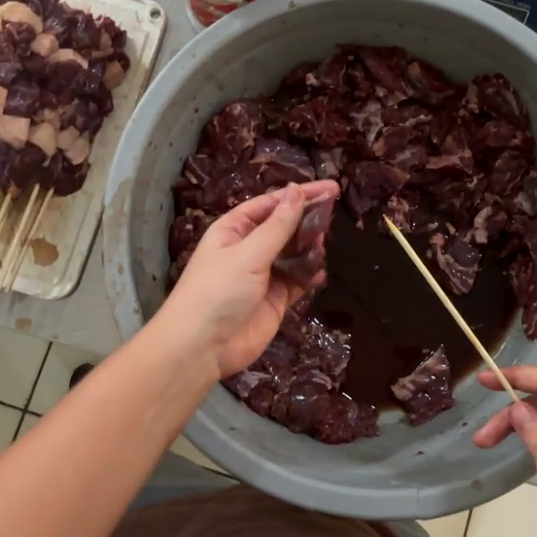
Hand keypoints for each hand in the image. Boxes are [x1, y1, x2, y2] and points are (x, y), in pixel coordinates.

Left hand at [155, 181, 337, 377]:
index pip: (271, 204)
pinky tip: (319, 273)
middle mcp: (249, 248)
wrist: (202, 347)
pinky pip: (297, 281)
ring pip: (293, 253)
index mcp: (234, 229)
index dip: (300, 194)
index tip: (330, 188)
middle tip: (335, 212)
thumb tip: (296, 191)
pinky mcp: (275, 300)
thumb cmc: (218, 291)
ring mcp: (263, 275)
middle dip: (308, 219)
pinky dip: (309, 275)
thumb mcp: (248, 253)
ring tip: (324, 244)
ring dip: (309, 247)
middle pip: (284, 226)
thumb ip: (277, 225)